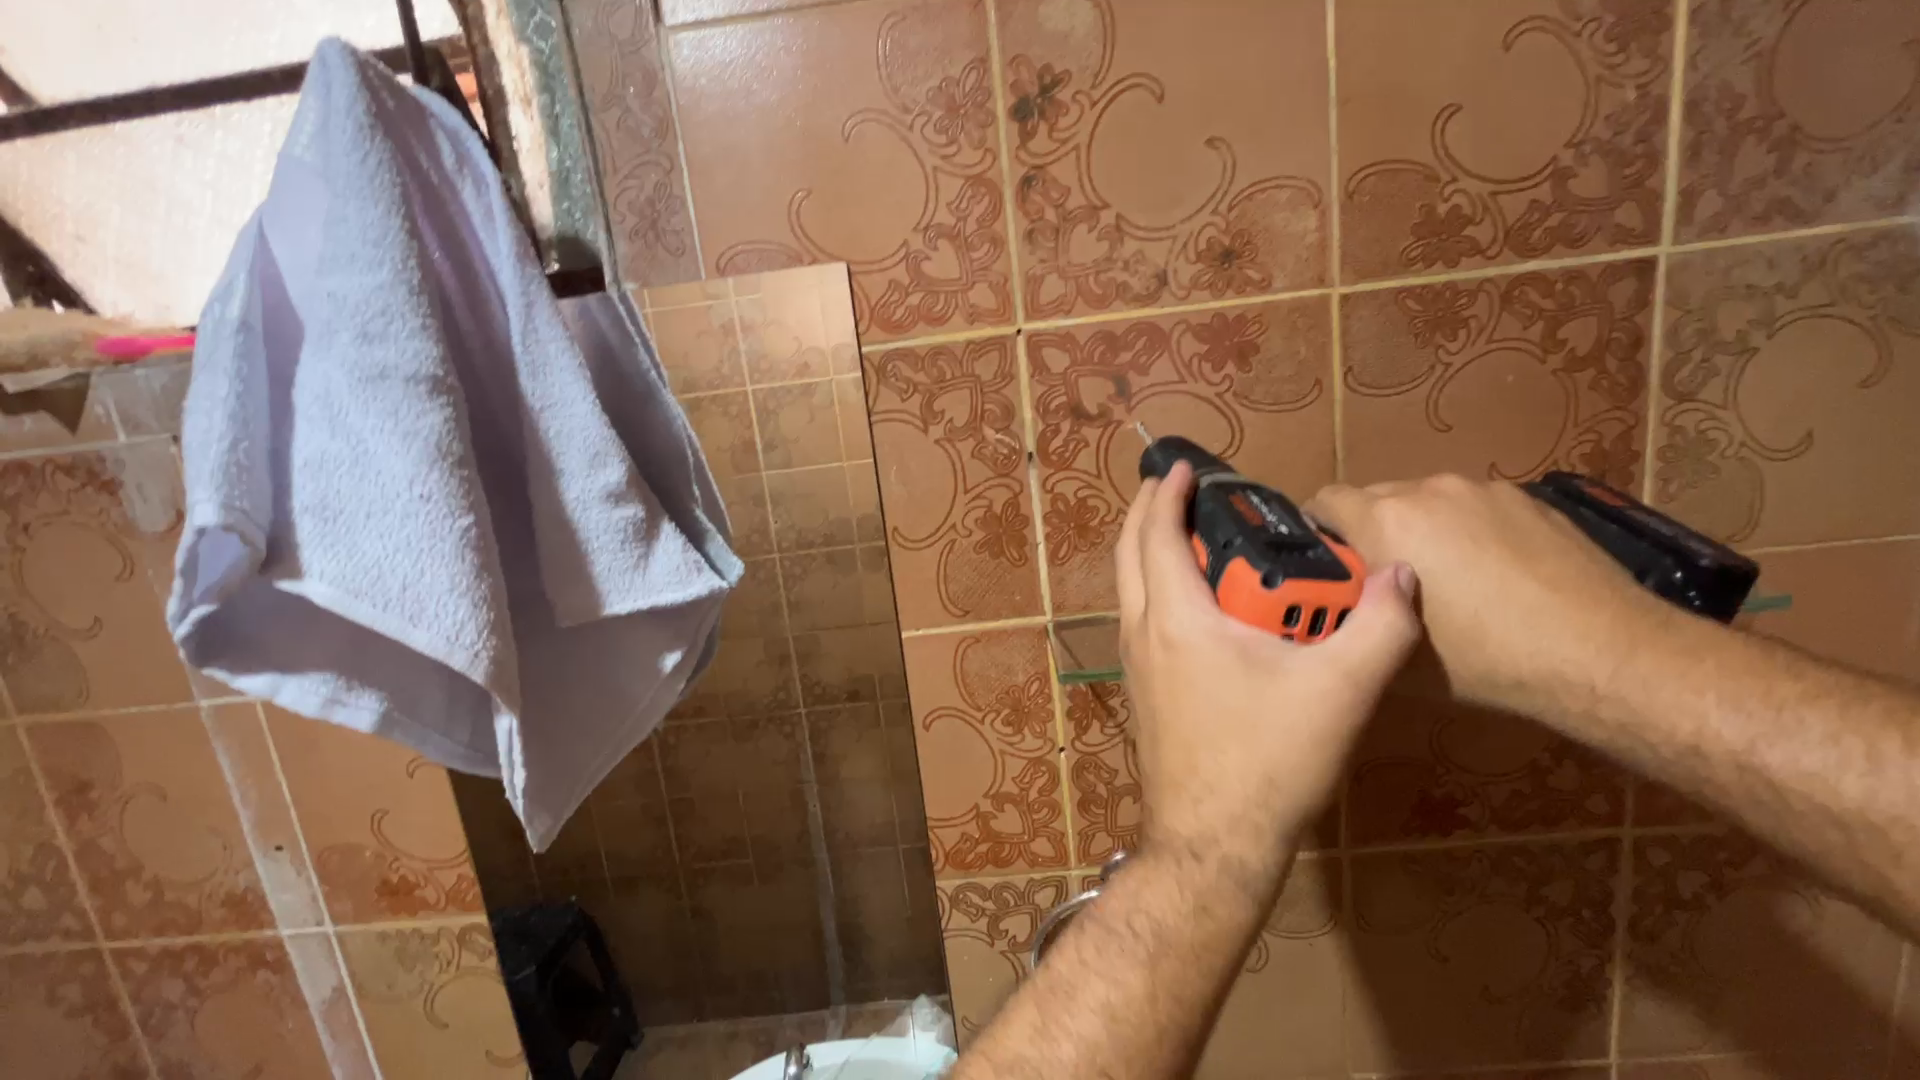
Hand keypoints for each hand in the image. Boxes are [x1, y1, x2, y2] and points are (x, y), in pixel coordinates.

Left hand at [1116, 463, 1421, 862]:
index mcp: (1176, 619)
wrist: (1212, 841)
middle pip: (1128, 555)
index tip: (1181, 468)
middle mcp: (1142, 634)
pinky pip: (1140, 620)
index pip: (1157, 536)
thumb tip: (1403, 576)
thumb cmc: (1269, 761)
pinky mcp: (1142, 692)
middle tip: (1175, 490)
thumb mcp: (1340, 692)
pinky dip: (1156, 589)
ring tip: (1190, 538)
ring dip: (1148, 553)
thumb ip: (1380, 627)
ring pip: (1129, 590)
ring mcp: (1135, 666)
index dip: (1165, 496)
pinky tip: (1198, 605)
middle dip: (1146, 513)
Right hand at [1305, 474, 1673, 718]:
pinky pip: (1474, 508)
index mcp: (1386, 520)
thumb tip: (1339, 609)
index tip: (1325, 565)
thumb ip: (1356, 617)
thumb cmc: (1482, 660)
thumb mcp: (1394, 654)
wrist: (1600, 652)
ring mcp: (1482, 491)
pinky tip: (1494, 574)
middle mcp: (1427, 491)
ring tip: (1445, 578)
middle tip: (1381, 580)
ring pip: (1427, 502)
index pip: (1323, 501)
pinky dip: (1468, 531)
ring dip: (1419, 530)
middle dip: (1369, 532)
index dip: (1316, 531)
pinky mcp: (1528, 499)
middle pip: (1374, 499)